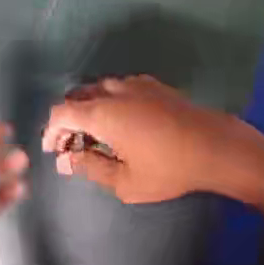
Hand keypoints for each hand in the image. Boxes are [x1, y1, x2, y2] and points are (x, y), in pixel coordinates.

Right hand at [41, 75, 263, 204]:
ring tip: (95, 136)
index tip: (54, 151)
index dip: (51, 130)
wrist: (211, 144)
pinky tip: (120, 123)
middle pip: (79, 95)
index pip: (62, 112)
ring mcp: (135, 83)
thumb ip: (90, 167)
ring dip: (89, 108)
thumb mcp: (124, 181)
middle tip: (72, 146)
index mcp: (103, 112)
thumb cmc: (166, 168)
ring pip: (99, 88)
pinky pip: (119, 86)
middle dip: (69, 119)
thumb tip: (64, 160)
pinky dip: (109, 100)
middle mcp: (115, 90)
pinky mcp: (152, 83)